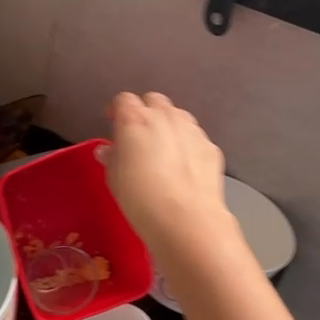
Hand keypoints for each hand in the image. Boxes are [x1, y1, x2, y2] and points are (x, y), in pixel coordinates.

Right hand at [103, 92, 237, 262]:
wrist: (185, 219)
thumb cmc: (140, 198)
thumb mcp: (114, 179)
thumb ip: (112, 158)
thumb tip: (109, 150)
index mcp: (135, 120)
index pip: (123, 100)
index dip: (117, 111)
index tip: (112, 124)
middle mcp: (165, 117)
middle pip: (153, 101)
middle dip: (144, 112)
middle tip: (136, 136)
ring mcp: (192, 129)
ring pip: (177, 116)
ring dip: (166, 126)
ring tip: (160, 152)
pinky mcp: (210, 146)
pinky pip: (193, 137)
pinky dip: (185, 144)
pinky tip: (181, 168)